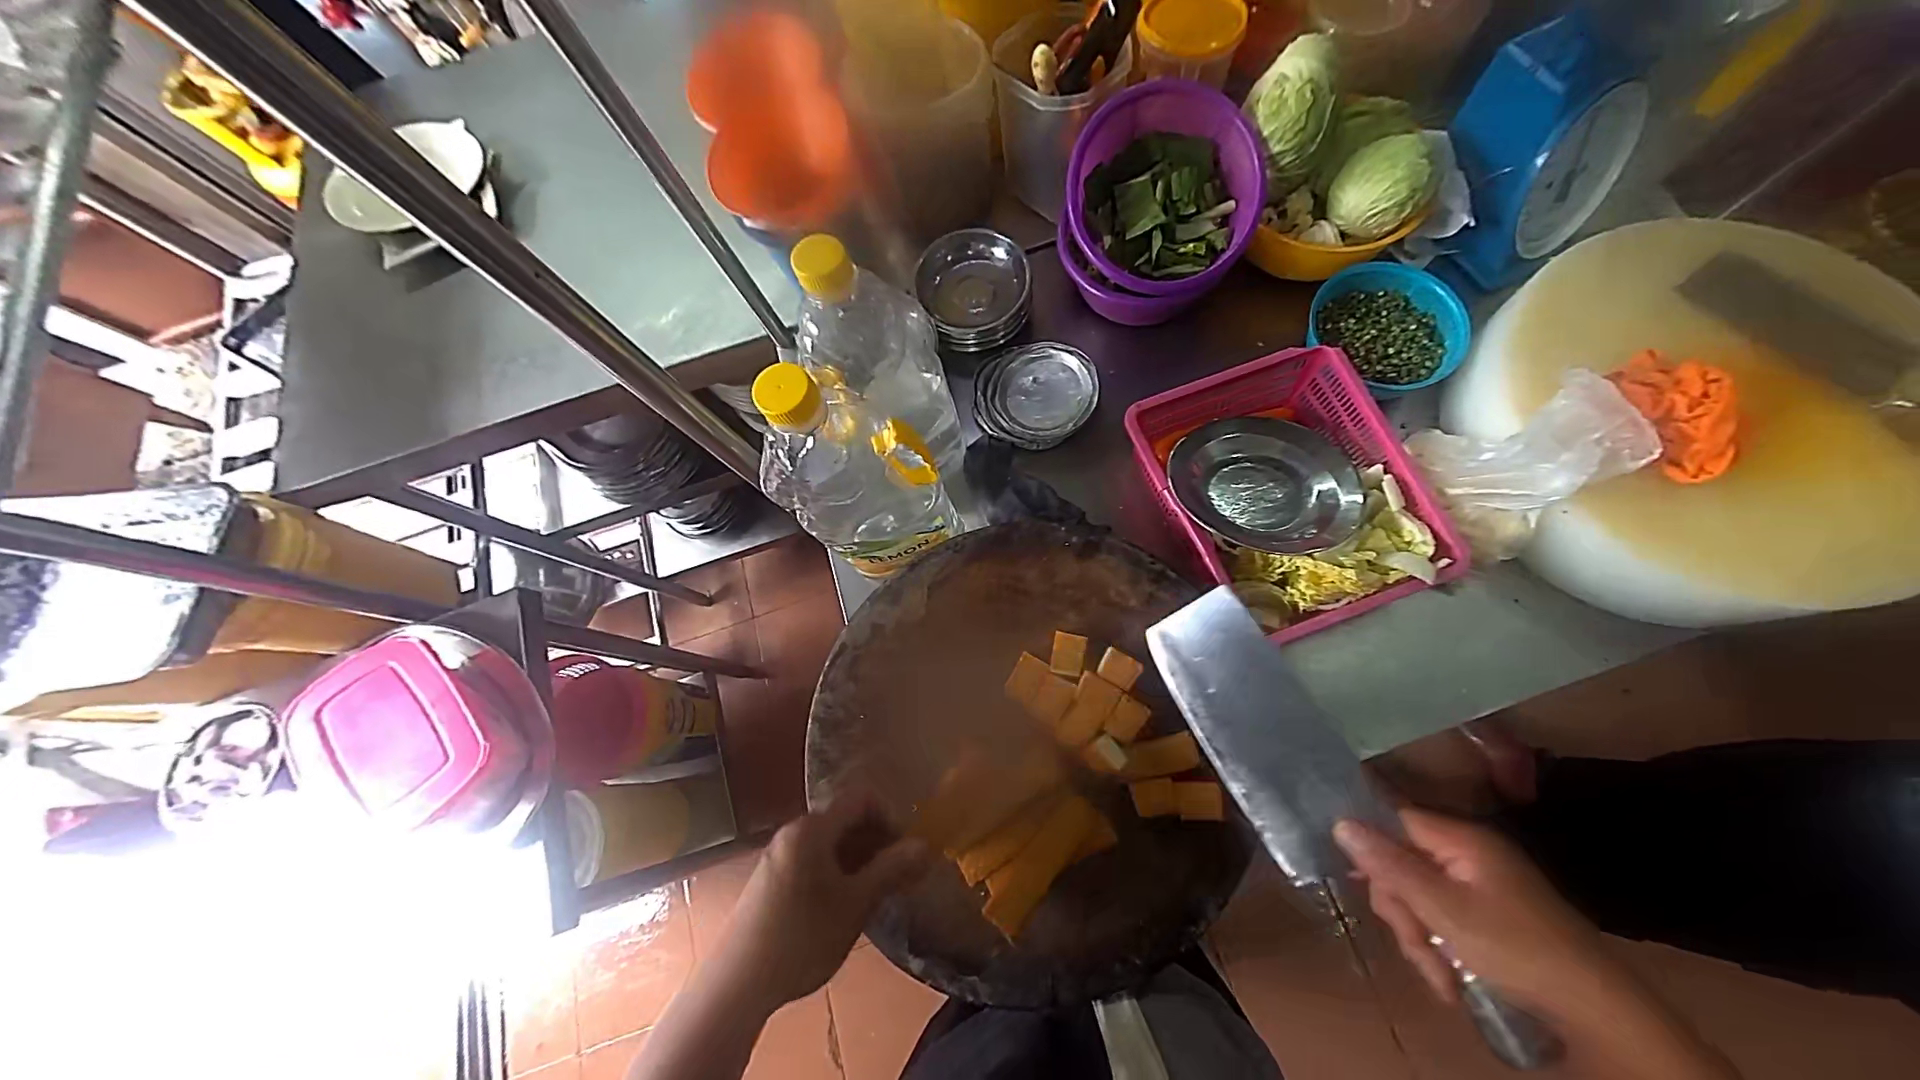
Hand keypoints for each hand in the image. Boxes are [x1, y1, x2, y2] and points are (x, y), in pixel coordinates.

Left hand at [712, 791, 931, 1009]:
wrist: (736, 985)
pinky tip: (845, 906)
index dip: (891, 818)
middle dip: (878, 842)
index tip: (907, 852)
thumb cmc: (801, 938)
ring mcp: (779, 855)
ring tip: (877, 894)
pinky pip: (814, 859)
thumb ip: (891, 870)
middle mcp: (793, 831)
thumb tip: (925, 845)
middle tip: (900, 876)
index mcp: (812, 828)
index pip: (862, 799)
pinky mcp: (771, 878)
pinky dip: (838, 872)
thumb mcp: (855, 905)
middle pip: (846, 818)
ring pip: (831, 842)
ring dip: (860, 860)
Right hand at [1335, 810, 1740, 1079]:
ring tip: (1441, 973)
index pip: (1394, 818)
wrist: (1600, 1015)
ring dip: (1419, 937)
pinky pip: (1441, 920)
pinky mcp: (1489, 919)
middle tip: (1415, 939)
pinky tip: (1451, 978)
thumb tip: (1340, 821)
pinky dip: (1439, 949)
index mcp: (1462, 840)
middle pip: (1402, 865)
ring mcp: (1481, 888)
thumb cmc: (1517, 950)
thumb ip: (1389, 865)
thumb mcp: (1442, 909)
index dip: (1370, 843)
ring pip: (1418, 899)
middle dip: (1401, 909)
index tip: (1357, 877)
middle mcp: (1469, 856)